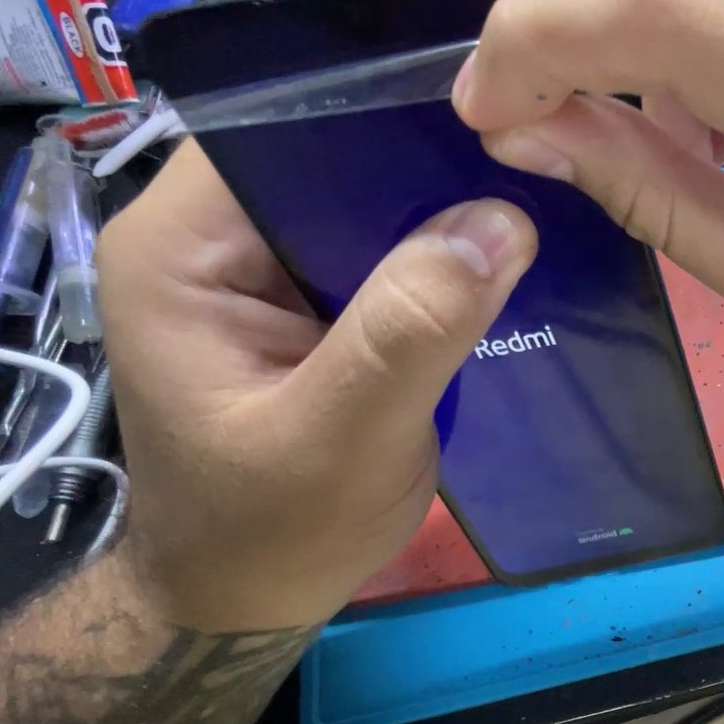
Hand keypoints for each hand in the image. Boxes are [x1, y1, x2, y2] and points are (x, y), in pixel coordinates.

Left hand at [97, 143, 537, 630]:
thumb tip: (502, 223)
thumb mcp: (341, 437)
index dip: (387, 128)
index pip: (287, 134)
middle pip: (340, 171)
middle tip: (538, 187)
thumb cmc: (274, 530)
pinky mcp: (325, 318)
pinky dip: (453, 278)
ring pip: (378, 221)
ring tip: (538, 228)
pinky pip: (398, 271)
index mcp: (185, 249)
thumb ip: (409, 332)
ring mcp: (276, 283)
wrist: (254, 595)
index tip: (494, 143)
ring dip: (453, 231)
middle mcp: (224, 246)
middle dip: (436, 183)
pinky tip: (508, 283)